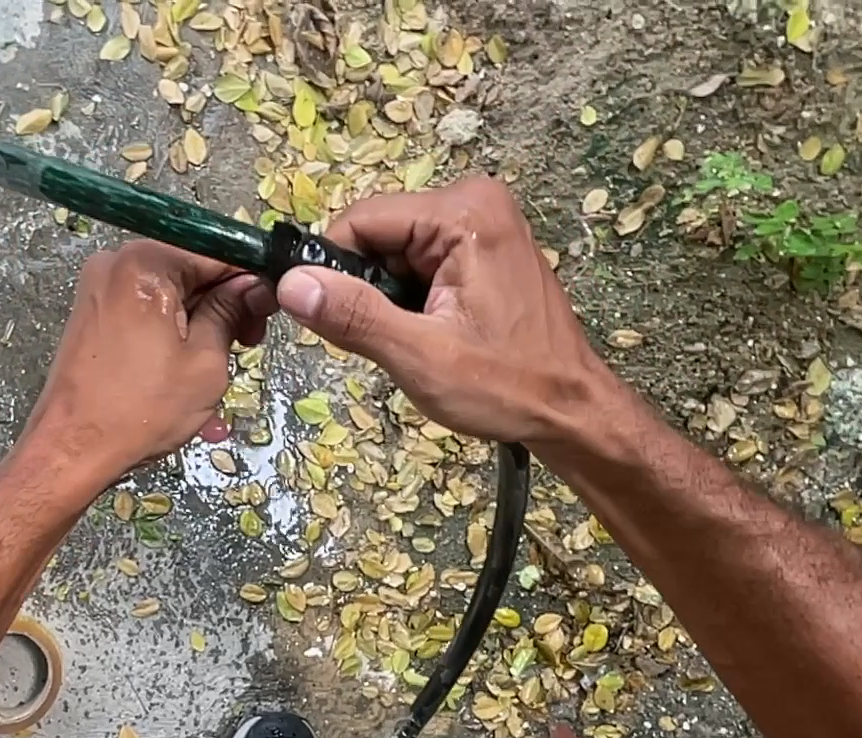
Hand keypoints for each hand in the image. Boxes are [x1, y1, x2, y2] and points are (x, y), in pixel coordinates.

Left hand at [26, 240, 274, 481]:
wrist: (72, 449)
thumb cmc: (141, 410)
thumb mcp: (205, 362)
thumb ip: (231, 313)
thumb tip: (253, 287)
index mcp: (146, 262)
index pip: (216, 252)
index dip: (250, 281)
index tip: (267, 313)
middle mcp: (116, 262)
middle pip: (189, 269)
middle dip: (222, 303)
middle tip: (245, 345)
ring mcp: (98, 288)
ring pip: (168, 293)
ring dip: (198, 322)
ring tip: (215, 364)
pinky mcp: (90, 315)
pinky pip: (143, 310)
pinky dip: (169, 331)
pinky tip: (184, 364)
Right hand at [274, 176, 615, 447]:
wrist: (570, 409)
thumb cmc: (505, 385)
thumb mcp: (419, 355)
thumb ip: (354, 316)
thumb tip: (291, 284)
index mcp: (462, 213)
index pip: (360, 220)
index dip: (329, 269)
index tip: (323, 318)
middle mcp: (472, 204)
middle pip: (376, 236)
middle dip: (361, 289)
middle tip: (380, 340)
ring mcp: (480, 226)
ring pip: (392, 255)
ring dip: (382, 300)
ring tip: (408, 342)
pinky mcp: (480, 251)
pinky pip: (416, 267)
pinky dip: (404, 302)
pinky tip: (424, 334)